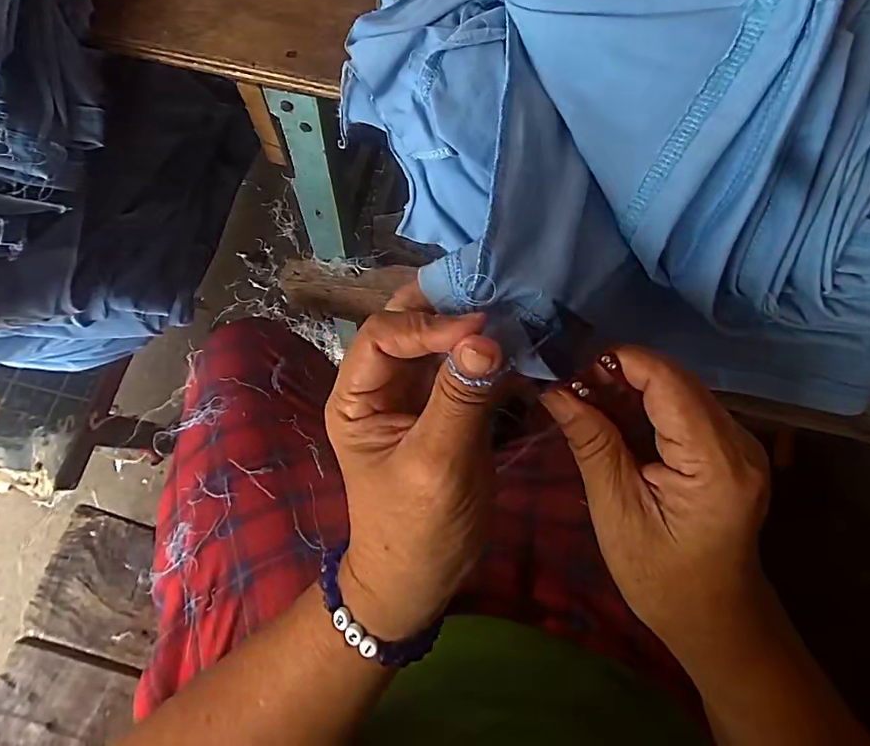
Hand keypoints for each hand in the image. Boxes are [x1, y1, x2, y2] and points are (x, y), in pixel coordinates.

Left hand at [325, 305, 505, 639]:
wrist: (422, 578)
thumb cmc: (416, 528)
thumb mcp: (437, 465)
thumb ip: (459, 399)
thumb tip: (485, 338)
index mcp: (356, 395)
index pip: (382, 335)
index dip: (427, 325)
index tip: (478, 327)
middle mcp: (380, 383)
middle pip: (405, 324)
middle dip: (444, 306)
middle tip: (491, 291)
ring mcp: (412, 391)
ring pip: (435, 338)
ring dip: (468, 322)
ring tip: (508, 305)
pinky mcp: (443, 403)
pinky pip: (460, 363)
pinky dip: (485, 349)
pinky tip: (513, 338)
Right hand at [539, 346, 769, 642]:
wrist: (715, 619)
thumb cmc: (663, 579)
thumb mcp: (617, 513)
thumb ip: (591, 444)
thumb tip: (555, 390)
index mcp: (715, 463)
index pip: (667, 381)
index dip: (619, 362)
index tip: (570, 372)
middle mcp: (738, 441)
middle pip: (674, 378)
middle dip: (619, 373)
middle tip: (571, 389)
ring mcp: (739, 442)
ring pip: (677, 386)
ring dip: (629, 385)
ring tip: (586, 401)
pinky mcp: (730, 445)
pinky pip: (684, 404)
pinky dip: (645, 401)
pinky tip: (615, 416)